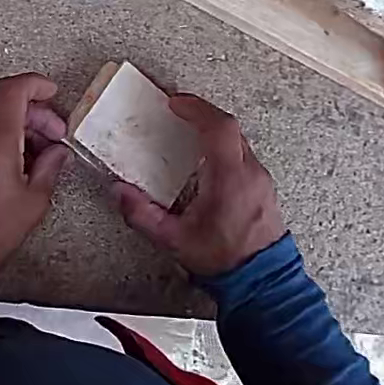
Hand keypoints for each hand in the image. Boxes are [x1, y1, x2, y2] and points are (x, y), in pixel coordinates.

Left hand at [0, 72, 71, 273]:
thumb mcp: (33, 201)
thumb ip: (50, 167)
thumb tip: (57, 152)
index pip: (13, 90)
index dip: (37, 84)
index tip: (52, 92)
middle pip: (6, 105)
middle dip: (36, 116)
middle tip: (55, 137)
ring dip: (19, 129)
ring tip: (37, 157)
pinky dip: (0, 139)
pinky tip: (14, 164)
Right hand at [113, 94, 285, 275]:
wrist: (263, 282)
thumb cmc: (225, 260)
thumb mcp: (175, 240)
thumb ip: (143, 215)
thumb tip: (120, 192)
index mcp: (230, 179)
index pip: (218, 128)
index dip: (196, 109)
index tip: (176, 102)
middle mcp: (249, 173)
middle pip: (229, 127)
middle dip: (202, 113)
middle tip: (179, 109)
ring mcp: (260, 179)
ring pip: (238, 140)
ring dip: (214, 130)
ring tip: (190, 129)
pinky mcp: (263, 188)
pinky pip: (243, 155)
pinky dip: (223, 147)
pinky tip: (207, 158)